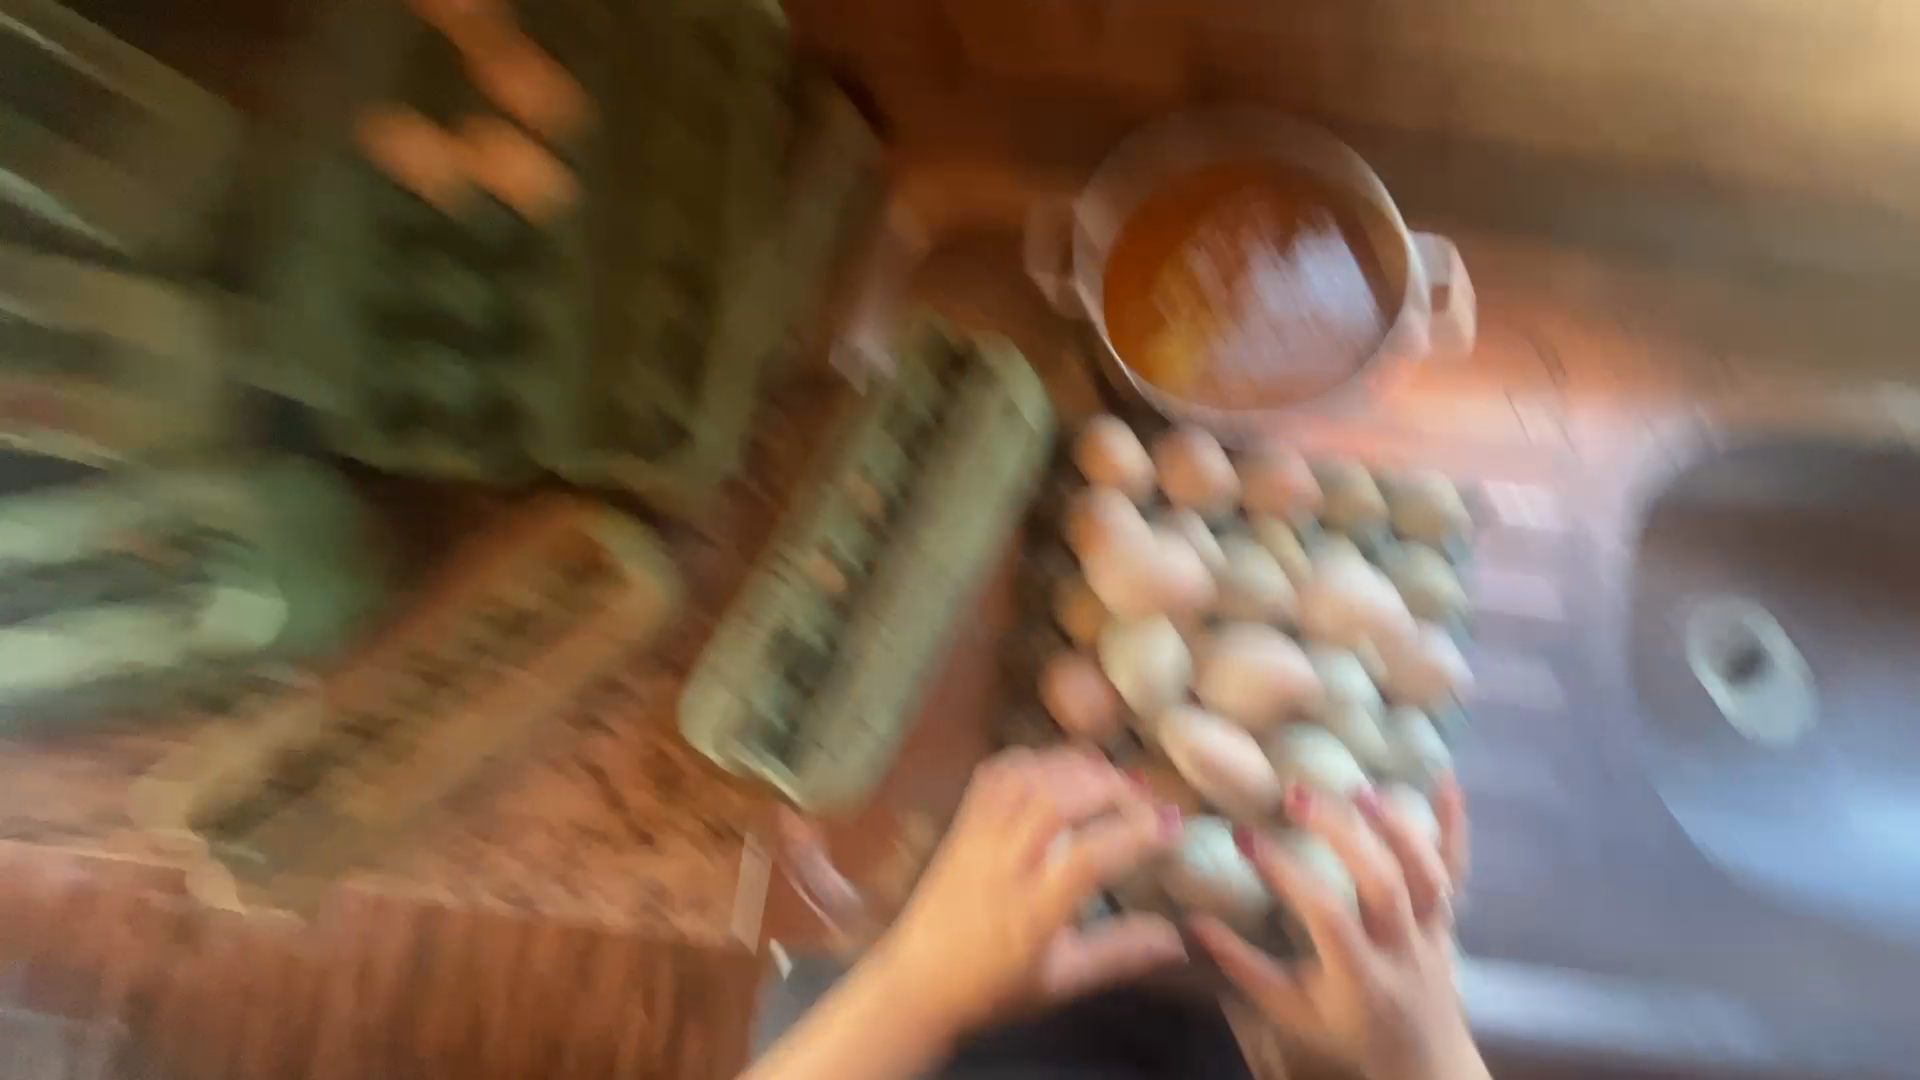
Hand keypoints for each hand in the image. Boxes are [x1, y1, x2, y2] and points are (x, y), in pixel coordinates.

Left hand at [866, 748, 1185, 1040]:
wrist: (917, 981)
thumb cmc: (993, 988)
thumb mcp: (1062, 981)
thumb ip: (1119, 954)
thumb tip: (1176, 938)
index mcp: (1031, 912)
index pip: (1087, 858)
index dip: (1134, 834)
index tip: (1171, 826)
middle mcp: (1002, 864)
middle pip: (1057, 802)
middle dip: (1110, 788)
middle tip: (1145, 797)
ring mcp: (978, 835)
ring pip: (1026, 779)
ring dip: (1074, 766)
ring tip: (1110, 775)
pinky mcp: (962, 821)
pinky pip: (995, 774)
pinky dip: (1033, 759)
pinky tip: (1058, 766)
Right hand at [1192, 780, 1482, 1079]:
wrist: (1425, 1063)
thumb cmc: (1345, 1031)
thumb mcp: (1288, 1010)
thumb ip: (1242, 966)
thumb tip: (1192, 921)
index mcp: (1360, 976)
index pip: (1325, 916)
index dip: (1285, 873)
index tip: (1242, 835)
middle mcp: (1403, 950)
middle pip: (1384, 885)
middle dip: (1343, 835)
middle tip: (1297, 794)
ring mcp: (1433, 932)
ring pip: (1427, 876)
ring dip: (1396, 827)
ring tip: (1357, 789)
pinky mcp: (1448, 918)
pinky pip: (1459, 871)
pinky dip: (1455, 826)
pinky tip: (1446, 781)